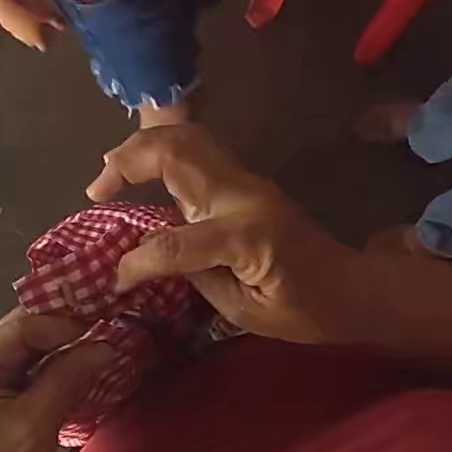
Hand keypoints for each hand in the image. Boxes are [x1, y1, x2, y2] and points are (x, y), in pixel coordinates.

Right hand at [0, 0, 66, 50]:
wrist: (6, 1)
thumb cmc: (29, 7)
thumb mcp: (46, 12)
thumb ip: (55, 21)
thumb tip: (63, 26)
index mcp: (36, 39)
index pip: (43, 46)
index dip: (48, 42)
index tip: (50, 36)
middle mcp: (25, 40)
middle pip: (32, 42)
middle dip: (37, 37)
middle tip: (40, 27)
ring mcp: (14, 33)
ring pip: (22, 36)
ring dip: (26, 30)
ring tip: (29, 18)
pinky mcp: (6, 26)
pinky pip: (14, 28)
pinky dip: (17, 24)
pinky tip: (19, 13)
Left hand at [0, 310, 112, 451]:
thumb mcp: (36, 425)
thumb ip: (67, 379)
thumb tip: (105, 345)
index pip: (17, 330)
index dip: (59, 324)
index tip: (98, 325)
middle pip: (24, 330)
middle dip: (65, 325)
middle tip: (105, 319)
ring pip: (33, 342)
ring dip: (67, 339)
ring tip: (102, 332)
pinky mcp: (6, 386)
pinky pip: (37, 360)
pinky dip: (63, 356)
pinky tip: (87, 352)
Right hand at [87, 125, 353, 343]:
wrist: (353, 287)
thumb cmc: (306, 311)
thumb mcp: (245, 312)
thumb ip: (194, 276)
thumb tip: (150, 258)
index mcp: (247, 236)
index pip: (173, 243)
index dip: (138, 263)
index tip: (117, 280)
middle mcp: (244, 195)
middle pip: (177, 152)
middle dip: (127, 162)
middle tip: (97, 188)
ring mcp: (246, 181)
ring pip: (185, 139)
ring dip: (141, 148)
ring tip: (110, 171)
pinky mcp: (244, 180)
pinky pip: (195, 151)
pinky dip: (159, 153)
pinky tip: (140, 171)